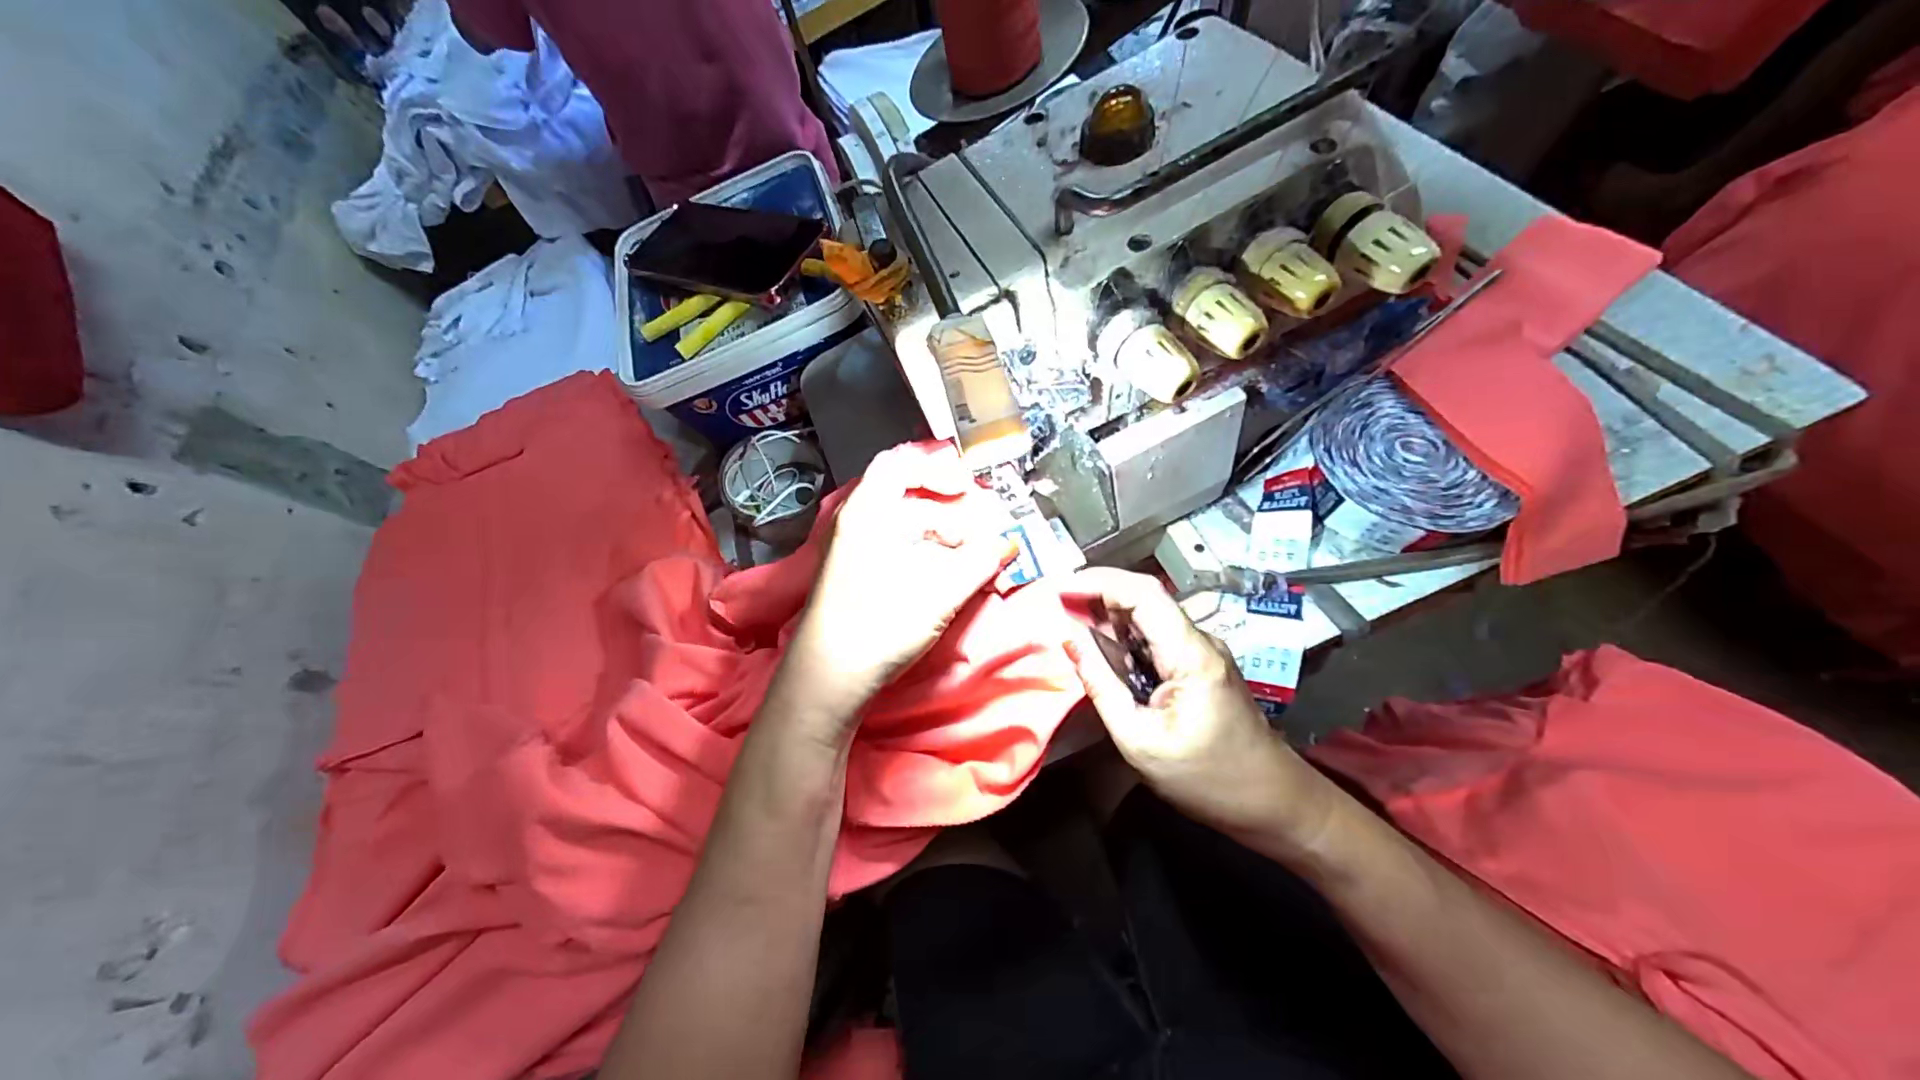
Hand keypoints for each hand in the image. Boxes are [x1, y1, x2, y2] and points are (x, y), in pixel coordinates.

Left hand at [784, 442, 1015, 722]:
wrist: (827, 676)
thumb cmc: (880, 624)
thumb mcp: (940, 591)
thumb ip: (979, 562)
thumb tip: (1008, 544)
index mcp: (868, 511)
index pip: (900, 464)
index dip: (938, 468)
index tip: (967, 486)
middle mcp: (855, 523)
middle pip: (906, 497)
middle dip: (948, 511)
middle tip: (978, 529)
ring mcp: (851, 550)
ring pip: (902, 526)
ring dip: (939, 535)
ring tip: (968, 556)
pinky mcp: (853, 575)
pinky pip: (894, 547)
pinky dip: (923, 553)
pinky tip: (943, 575)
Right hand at [1058, 568, 1337, 848]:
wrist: (1274, 804)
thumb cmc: (1208, 780)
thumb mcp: (1140, 741)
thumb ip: (1102, 686)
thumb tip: (1070, 641)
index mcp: (1191, 654)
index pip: (1143, 594)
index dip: (1098, 582)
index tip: (1059, 589)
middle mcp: (1199, 643)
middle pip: (1145, 600)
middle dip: (1096, 596)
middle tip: (1054, 606)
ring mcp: (1201, 654)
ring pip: (1149, 620)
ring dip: (1107, 617)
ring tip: (1067, 623)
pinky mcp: (1199, 669)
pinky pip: (1155, 641)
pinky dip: (1123, 639)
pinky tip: (1098, 649)